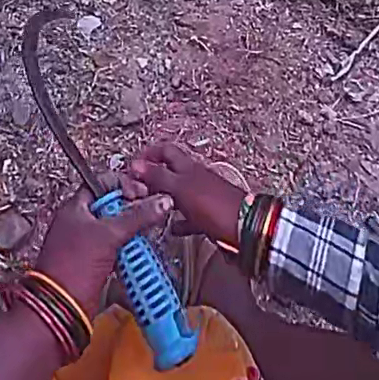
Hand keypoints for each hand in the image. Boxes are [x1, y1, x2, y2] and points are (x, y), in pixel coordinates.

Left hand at [32, 182, 171, 316]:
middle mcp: (80, 222)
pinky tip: (137, 252)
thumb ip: (137, 216)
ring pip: (115, 228)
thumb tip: (160, 202)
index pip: (103, 183)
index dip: (124, 185)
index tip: (142, 193)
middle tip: (149, 213)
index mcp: (76, 207)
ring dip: (132, 231)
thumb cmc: (72, 267)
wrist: (62, 308)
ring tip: (145, 233)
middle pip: (112, 206)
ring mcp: (87, 243)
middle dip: (132, 209)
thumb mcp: (109, 234)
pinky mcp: (94, 263)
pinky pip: (115, 249)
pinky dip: (127, 249)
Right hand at [129, 143, 245, 248]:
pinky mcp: (209, 216)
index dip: (148, 154)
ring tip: (150, 207)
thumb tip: (136, 165)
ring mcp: (203, 197)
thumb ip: (158, 177)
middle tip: (137, 188)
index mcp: (187, 166)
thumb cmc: (214, 205)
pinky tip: (173, 228)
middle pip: (169, 172)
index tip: (133, 166)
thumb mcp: (180, 188)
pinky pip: (189, 216)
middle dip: (152, 178)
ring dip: (163, 199)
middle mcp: (195, 178)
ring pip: (177, 194)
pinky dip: (179, 221)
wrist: (245, 228)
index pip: (164, 150)